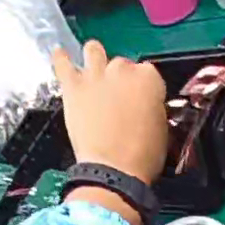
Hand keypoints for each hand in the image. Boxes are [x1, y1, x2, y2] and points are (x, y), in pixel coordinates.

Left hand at [53, 40, 167, 185]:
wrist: (113, 173)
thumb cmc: (143, 159)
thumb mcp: (162, 133)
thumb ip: (154, 110)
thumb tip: (148, 107)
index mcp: (149, 80)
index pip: (149, 74)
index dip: (145, 89)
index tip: (142, 103)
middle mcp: (122, 69)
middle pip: (122, 64)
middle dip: (121, 80)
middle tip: (118, 100)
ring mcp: (95, 75)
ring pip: (94, 50)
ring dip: (95, 60)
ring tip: (94, 75)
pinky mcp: (72, 86)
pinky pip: (62, 62)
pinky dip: (62, 60)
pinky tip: (62, 60)